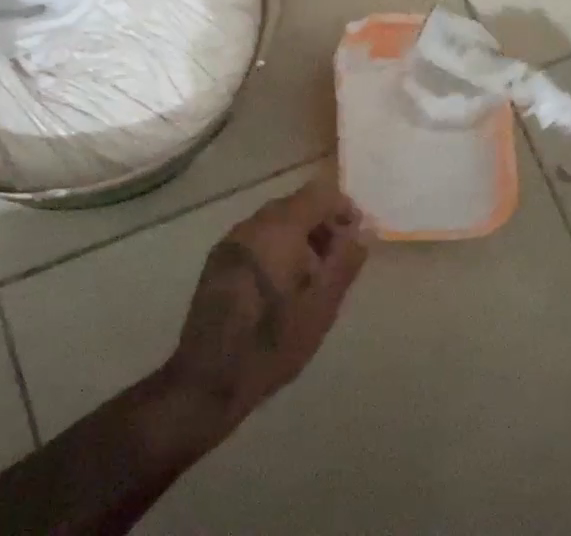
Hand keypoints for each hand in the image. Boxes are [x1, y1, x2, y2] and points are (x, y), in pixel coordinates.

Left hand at [162, 178, 367, 428]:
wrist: (210, 376)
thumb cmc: (273, 342)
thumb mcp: (322, 306)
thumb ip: (344, 261)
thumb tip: (360, 231)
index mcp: (277, 229)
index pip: (318, 194)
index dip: (343, 208)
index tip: (357, 236)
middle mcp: (250, 225)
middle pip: (294, 205)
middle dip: (321, 224)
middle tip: (339, 260)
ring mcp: (229, 242)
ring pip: (273, 222)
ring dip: (298, 237)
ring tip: (314, 276)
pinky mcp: (217, 262)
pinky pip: (255, 239)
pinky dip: (276, 248)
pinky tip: (284, 284)